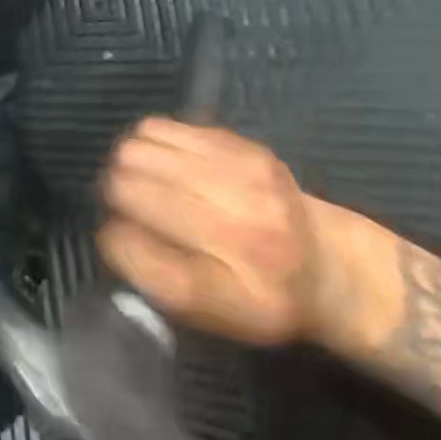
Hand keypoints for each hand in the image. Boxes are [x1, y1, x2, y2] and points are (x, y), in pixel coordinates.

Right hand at [97, 118, 321, 344]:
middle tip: (129, 202)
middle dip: (115, 192)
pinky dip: (152, 142)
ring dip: (131, 163)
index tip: (122, 236)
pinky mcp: (244, 147)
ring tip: (149, 179)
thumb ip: (150, 275)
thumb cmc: (256, 296)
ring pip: (136, 148)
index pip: (128, 244)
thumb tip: (110, 228)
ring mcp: (244, 182)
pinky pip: (160, 127)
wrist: (331, 267)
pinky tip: (170, 161)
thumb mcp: (207, 312)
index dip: (113, 236)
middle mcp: (238, 233)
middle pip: (127, 186)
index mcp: (225, 288)